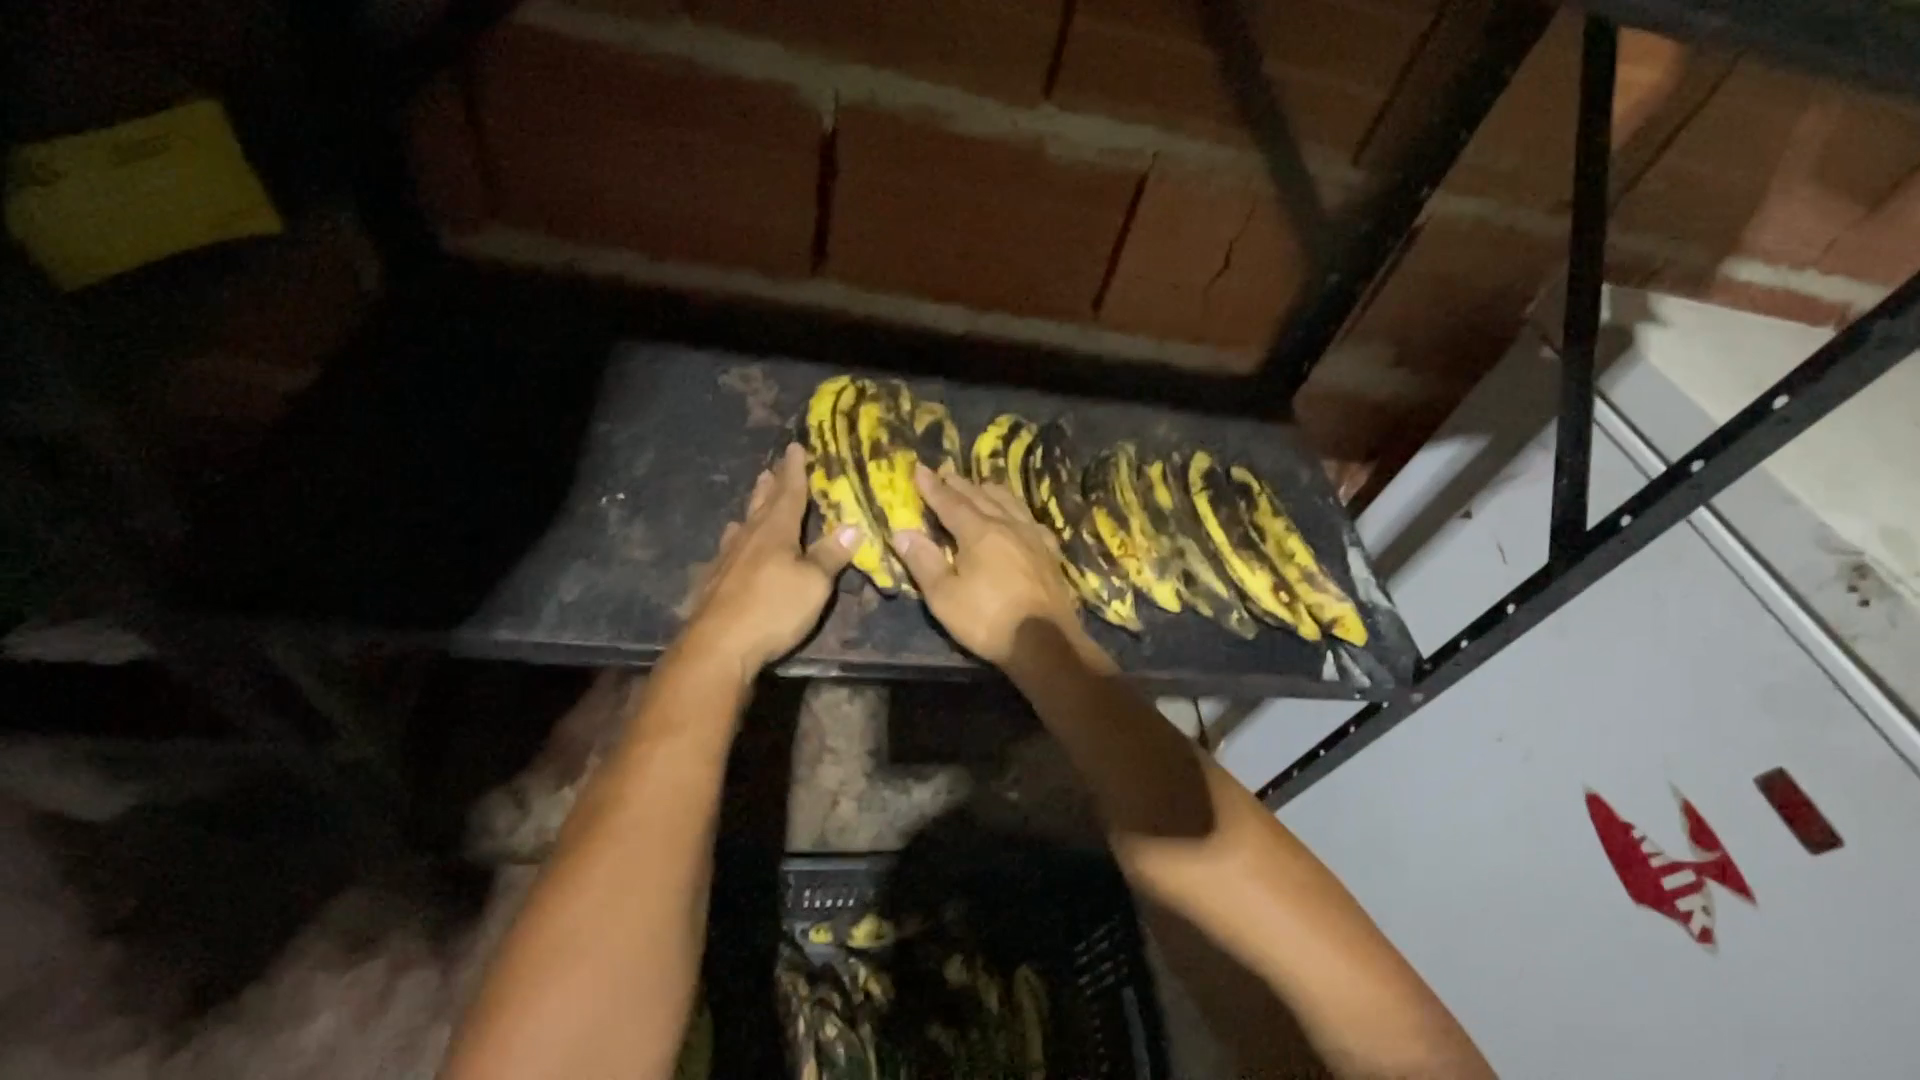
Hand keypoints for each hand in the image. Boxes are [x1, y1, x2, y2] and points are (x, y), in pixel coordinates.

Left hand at [679, 443, 856, 676]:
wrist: (717, 646)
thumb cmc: (773, 609)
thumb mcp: (814, 584)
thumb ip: (831, 555)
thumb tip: (852, 527)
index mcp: (776, 532)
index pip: (789, 494)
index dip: (795, 471)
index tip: (795, 448)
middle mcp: (749, 538)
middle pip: (761, 506)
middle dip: (770, 486)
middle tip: (771, 469)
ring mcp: (727, 560)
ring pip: (741, 527)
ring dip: (750, 511)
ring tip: (753, 501)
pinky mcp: (713, 583)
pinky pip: (728, 551)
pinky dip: (735, 541)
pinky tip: (730, 547)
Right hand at [891, 465, 1081, 664]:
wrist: (1045, 643)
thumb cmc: (987, 620)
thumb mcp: (944, 596)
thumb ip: (923, 561)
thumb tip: (902, 531)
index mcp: (979, 532)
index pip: (950, 502)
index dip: (932, 487)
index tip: (919, 469)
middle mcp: (1008, 525)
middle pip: (980, 497)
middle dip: (960, 484)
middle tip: (946, 472)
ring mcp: (1033, 537)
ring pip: (1009, 503)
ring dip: (990, 491)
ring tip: (980, 485)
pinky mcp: (1050, 554)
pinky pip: (1030, 520)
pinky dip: (1016, 510)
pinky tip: (1019, 517)